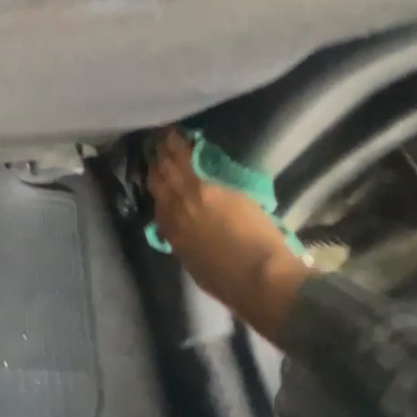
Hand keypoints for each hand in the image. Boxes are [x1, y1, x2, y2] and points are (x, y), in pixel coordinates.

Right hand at [148, 130, 312, 340]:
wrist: (260, 277)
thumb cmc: (232, 283)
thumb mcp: (196, 265)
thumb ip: (184, 241)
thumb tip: (183, 229)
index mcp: (172, 231)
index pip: (157, 201)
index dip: (156, 186)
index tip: (156, 176)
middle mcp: (175, 208)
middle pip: (160, 178)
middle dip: (157, 161)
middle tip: (155, 146)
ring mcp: (193, 193)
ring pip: (171, 164)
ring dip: (166, 148)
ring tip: (165, 134)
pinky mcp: (213, 185)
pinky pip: (190, 159)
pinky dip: (181, 146)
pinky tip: (179, 136)